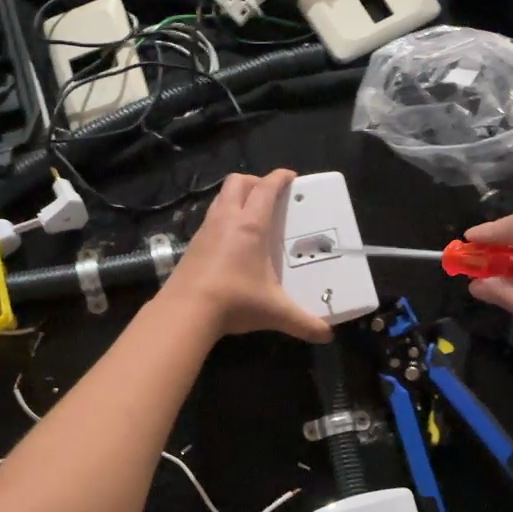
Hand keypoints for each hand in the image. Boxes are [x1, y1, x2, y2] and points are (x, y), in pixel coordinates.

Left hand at [165, 170, 332, 342]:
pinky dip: (222, 219)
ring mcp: (205, 230)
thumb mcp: (274, 312)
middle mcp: (226, 220)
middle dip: (255, 182)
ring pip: (220, 198)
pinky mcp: (192, 245)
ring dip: (235, 198)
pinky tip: (230, 241)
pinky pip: (209, 220)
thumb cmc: (234, 301)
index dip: (279, 178)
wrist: (186, 311)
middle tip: (268, 195)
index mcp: (250, 225)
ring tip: (250, 214)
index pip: (266, 188)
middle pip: (238, 182)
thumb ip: (303, 322)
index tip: (290, 176)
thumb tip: (326, 335)